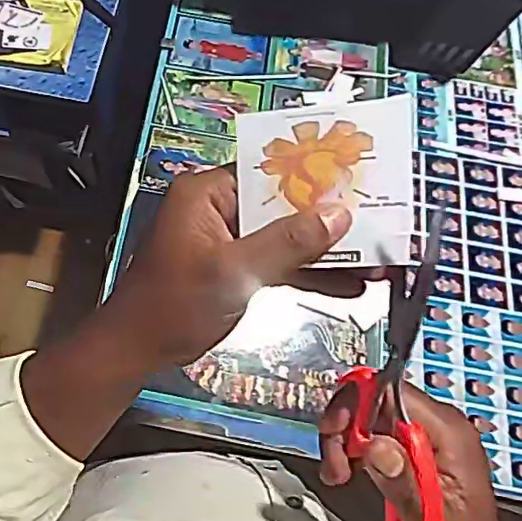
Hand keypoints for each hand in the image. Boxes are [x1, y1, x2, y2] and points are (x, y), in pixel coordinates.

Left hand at [23, 165, 376, 459]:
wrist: (140, 348)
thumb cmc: (174, 303)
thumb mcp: (234, 271)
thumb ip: (287, 242)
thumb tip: (338, 214)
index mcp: (207, 193)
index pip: (268, 172)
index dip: (314, 176)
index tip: (360, 181)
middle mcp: (217, 208)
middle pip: (282, 204)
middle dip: (328, 219)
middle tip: (382, 222)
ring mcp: (227, 238)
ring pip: (284, 236)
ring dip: (324, 250)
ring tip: (379, 258)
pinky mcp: (234, 266)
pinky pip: (275, 261)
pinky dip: (305, 272)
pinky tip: (350, 284)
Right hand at [318, 380, 521, 520]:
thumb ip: (403, 480)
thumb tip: (376, 444)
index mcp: (450, 433)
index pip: (391, 390)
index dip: (357, 404)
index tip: (338, 434)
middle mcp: (436, 426)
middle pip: (373, 397)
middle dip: (345, 424)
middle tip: (336, 460)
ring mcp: (420, 437)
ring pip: (364, 413)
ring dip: (342, 439)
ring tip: (339, 472)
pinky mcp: (406, 449)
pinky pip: (367, 432)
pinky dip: (348, 448)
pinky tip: (346, 471)